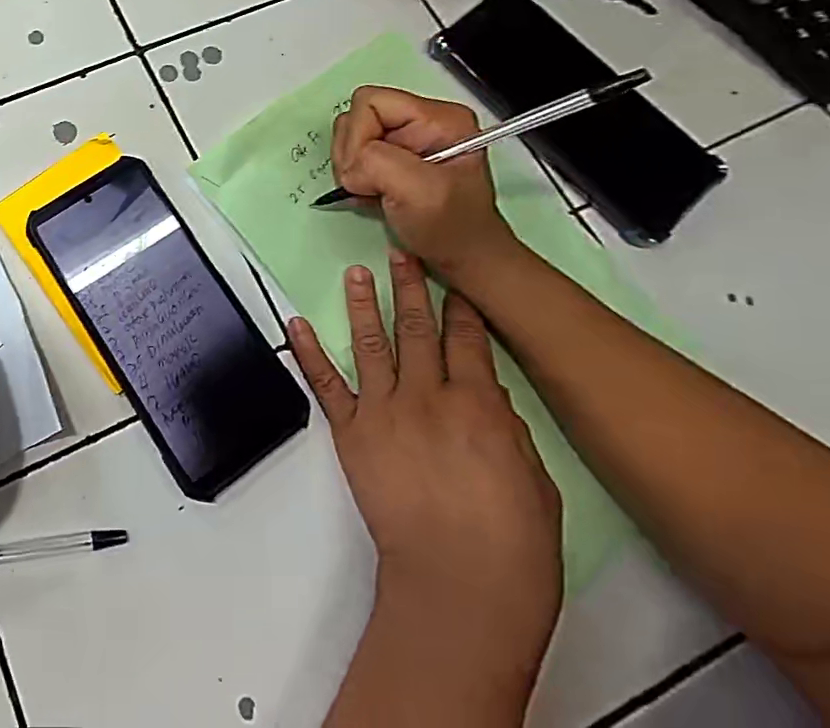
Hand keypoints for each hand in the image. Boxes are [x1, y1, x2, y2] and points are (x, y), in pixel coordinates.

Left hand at [288, 251, 561, 660]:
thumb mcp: (533, 476)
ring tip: (355, 273)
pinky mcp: (349, 431)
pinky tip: (297, 323)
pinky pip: (325, 383)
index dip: (460, 308)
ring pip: (370, 345)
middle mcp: (427, 397)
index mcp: (481, 406)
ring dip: (362, 306)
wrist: (458, 577)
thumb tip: (481, 396)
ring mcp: (382, 411)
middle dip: (411, 290)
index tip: (452, 278)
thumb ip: (502, 427)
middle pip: (418, 332)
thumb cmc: (513, 540)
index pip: (468, 342)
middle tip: (401, 253)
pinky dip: (308, 351)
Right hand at [331, 86, 519, 276]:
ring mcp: (403, 138)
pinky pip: (349, 153)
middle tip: (372, 184)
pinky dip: (351, 175)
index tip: (373, 173)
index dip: (359, 138)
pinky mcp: (389, 155)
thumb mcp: (419, 191)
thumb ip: (376, 162)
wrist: (461, 253)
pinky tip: (370, 190)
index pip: (369, 103)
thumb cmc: (449, 225)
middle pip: (354, 118)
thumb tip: (351, 163)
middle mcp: (419, 121)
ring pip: (347, 135)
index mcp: (437, 118)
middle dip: (351, 155)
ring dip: (349, 167)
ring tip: (373, 189)